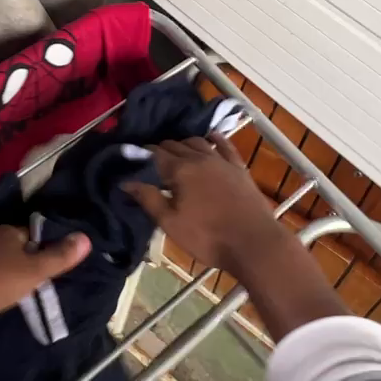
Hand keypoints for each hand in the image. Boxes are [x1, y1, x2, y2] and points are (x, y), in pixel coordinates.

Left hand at [0, 224, 91, 325]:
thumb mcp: (33, 272)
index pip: (34, 234)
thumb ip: (59, 257)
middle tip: (38, 282)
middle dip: (26, 260)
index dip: (45, 248)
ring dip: (8, 271)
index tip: (53, 265)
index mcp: (9, 232)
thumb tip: (86, 237)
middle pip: (16, 246)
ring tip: (18, 291)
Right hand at [123, 135, 295, 277]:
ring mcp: (221, 160)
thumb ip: (148, 199)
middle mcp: (199, 158)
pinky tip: (210, 137)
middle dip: (160, 150)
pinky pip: (224, 145)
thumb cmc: (208, 237)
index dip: (141, 155)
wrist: (254, 243)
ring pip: (197, 141)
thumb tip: (126, 181)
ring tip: (176, 152)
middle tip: (151, 162)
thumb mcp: (171, 223)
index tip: (132, 161)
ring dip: (183, 144)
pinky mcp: (239, 167)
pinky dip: (214, 139)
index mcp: (179, 170)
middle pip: (174, 144)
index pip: (154, 154)